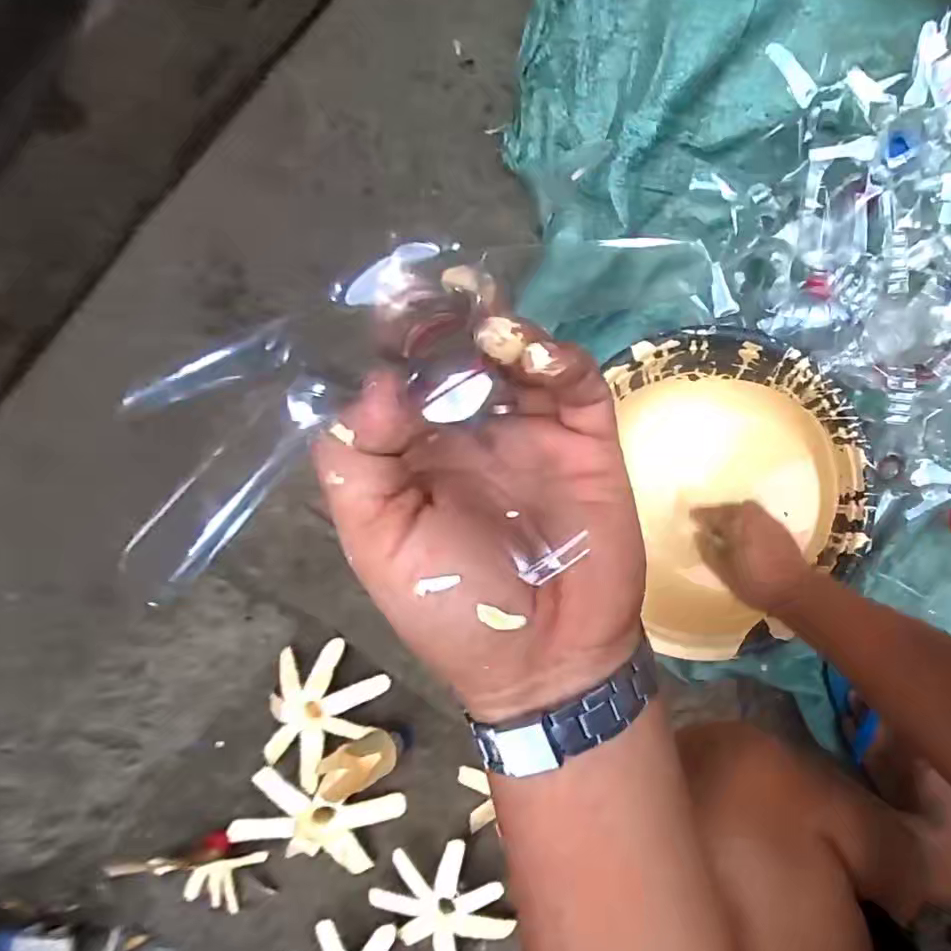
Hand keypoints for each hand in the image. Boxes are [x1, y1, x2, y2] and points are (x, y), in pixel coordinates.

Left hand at [314, 319, 644, 721]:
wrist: (549, 656)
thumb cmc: (458, 609)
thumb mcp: (382, 545)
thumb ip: (361, 465)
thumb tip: (380, 381)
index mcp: (419, 455)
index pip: (402, 378)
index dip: (394, 342)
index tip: (388, 308)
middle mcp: (477, 434)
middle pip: (464, 356)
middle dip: (448, 321)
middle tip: (439, 295)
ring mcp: (537, 434)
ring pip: (522, 359)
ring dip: (503, 330)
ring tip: (487, 327)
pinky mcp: (589, 442)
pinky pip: (579, 385)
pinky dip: (560, 358)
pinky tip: (535, 353)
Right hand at [689, 501, 816, 614]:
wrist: (795, 590)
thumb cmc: (755, 583)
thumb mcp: (724, 571)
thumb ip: (708, 550)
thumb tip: (698, 534)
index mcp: (737, 521)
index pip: (712, 512)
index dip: (700, 515)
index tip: (690, 517)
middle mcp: (753, 513)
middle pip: (729, 508)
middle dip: (716, 513)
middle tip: (706, 524)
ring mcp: (769, 518)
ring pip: (745, 510)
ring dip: (732, 516)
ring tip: (724, 530)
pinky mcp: (780, 527)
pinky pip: (757, 516)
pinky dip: (746, 521)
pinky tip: (744, 534)